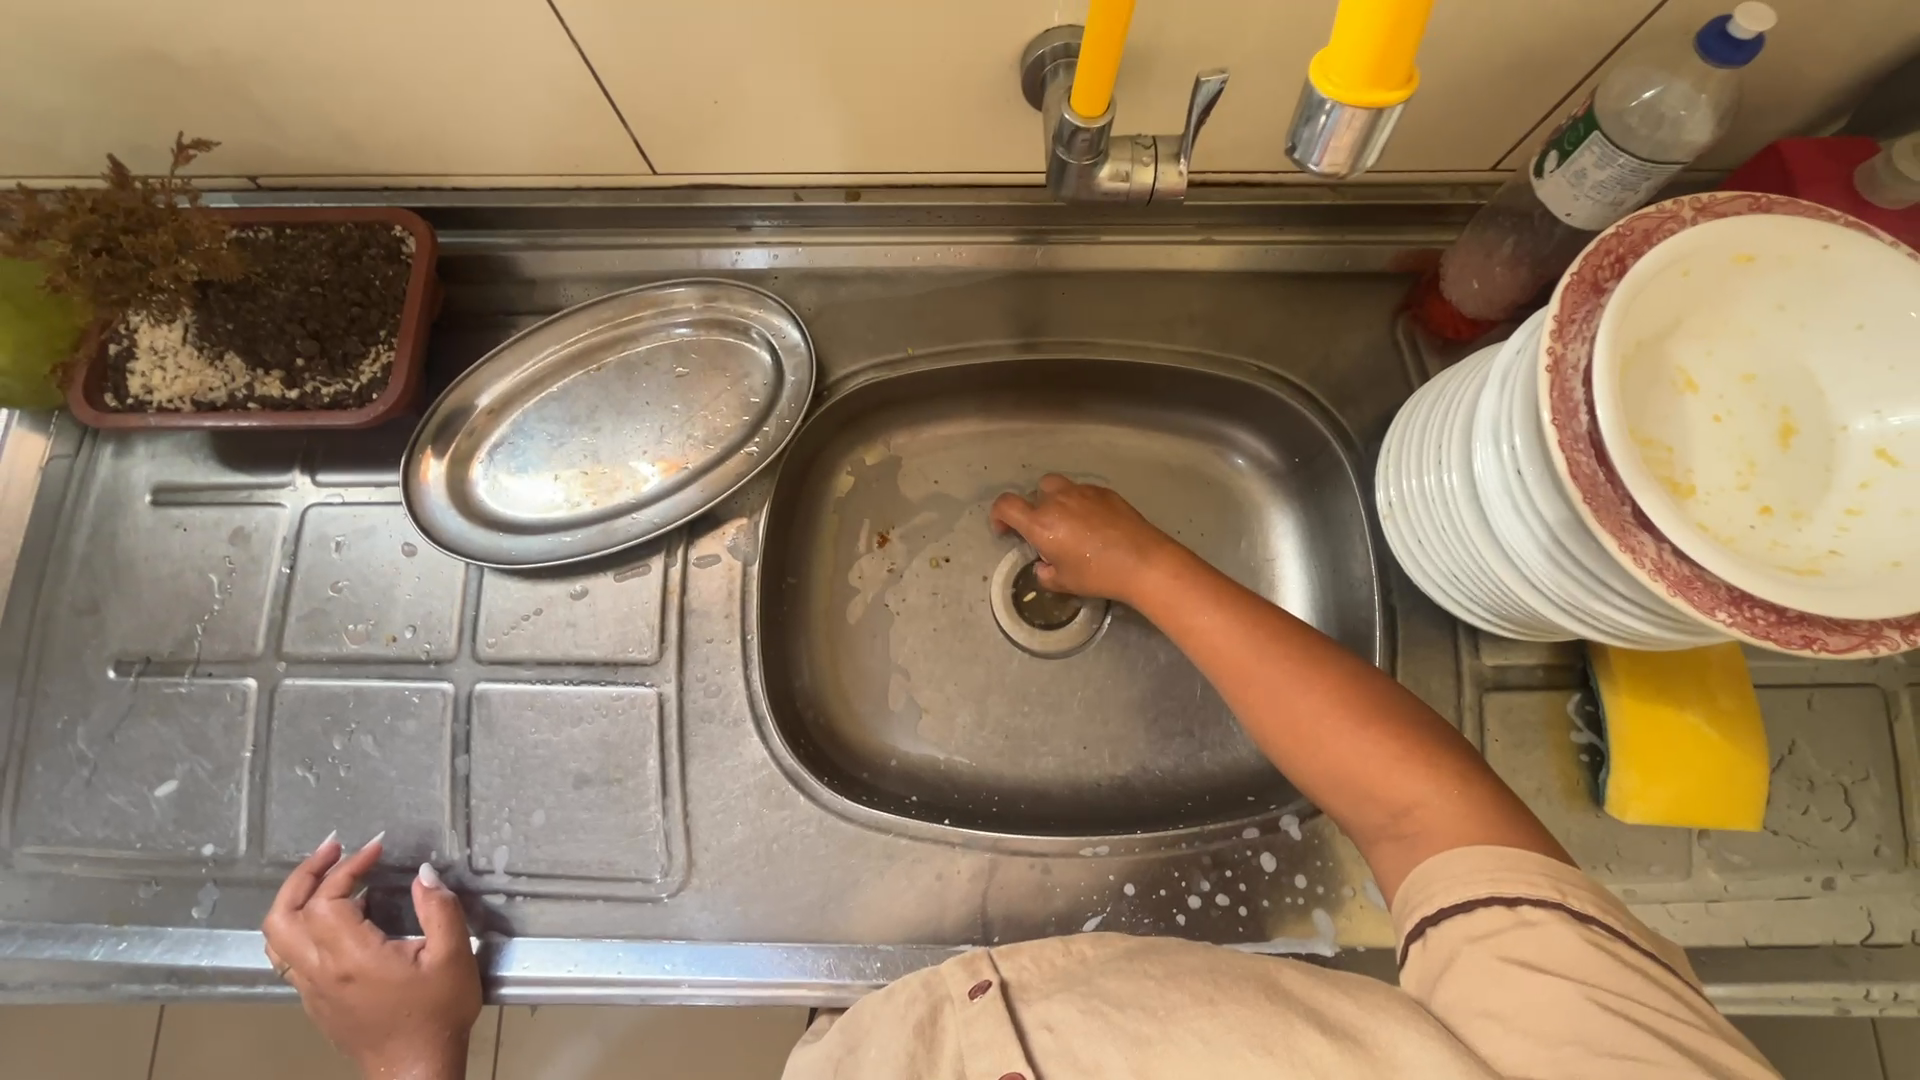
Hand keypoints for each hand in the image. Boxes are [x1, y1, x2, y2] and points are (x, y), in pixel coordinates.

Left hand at [262, 834, 481, 1079]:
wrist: (415, 1066)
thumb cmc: (438, 1011)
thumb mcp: (454, 954)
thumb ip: (440, 908)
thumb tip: (424, 873)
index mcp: (352, 958)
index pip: (326, 900)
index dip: (347, 867)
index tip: (376, 848)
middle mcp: (320, 972)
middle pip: (283, 916)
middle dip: (304, 874)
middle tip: (334, 847)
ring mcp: (311, 988)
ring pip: (277, 936)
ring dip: (296, 897)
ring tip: (327, 871)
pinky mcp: (315, 998)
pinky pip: (290, 952)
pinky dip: (303, 920)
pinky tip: (337, 911)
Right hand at [988, 475, 1181, 603]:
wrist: (1143, 561)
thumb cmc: (1098, 574)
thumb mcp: (1064, 583)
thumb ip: (1045, 573)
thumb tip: (1043, 566)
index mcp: (1041, 523)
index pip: (1005, 505)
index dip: (998, 515)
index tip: (1005, 530)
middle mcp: (1058, 501)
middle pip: (1034, 491)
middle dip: (1034, 507)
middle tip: (1046, 530)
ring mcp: (1083, 492)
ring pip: (1060, 487)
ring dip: (1057, 502)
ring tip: (1070, 524)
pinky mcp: (1105, 492)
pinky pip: (1083, 492)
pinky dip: (1081, 504)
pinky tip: (1096, 524)